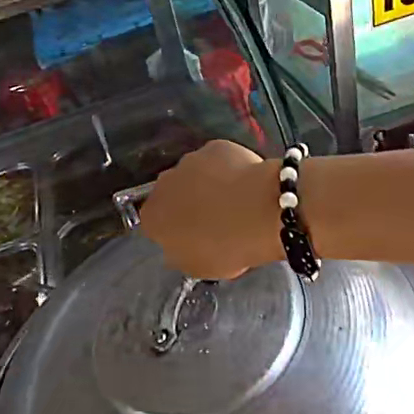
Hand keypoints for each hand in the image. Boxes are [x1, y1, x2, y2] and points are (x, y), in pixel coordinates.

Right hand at [139, 140, 282, 279]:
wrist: (259, 211)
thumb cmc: (226, 247)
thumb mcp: (197, 266)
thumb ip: (180, 254)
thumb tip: (178, 246)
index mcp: (153, 216)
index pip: (153, 222)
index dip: (172, 229)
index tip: (190, 237)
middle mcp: (164, 183)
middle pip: (171, 193)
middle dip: (186, 203)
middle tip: (213, 219)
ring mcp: (190, 160)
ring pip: (194, 173)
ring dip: (207, 183)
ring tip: (235, 200)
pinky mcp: (216, 147)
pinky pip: (218, 159)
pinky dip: (228, 168)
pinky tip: (246, 182)